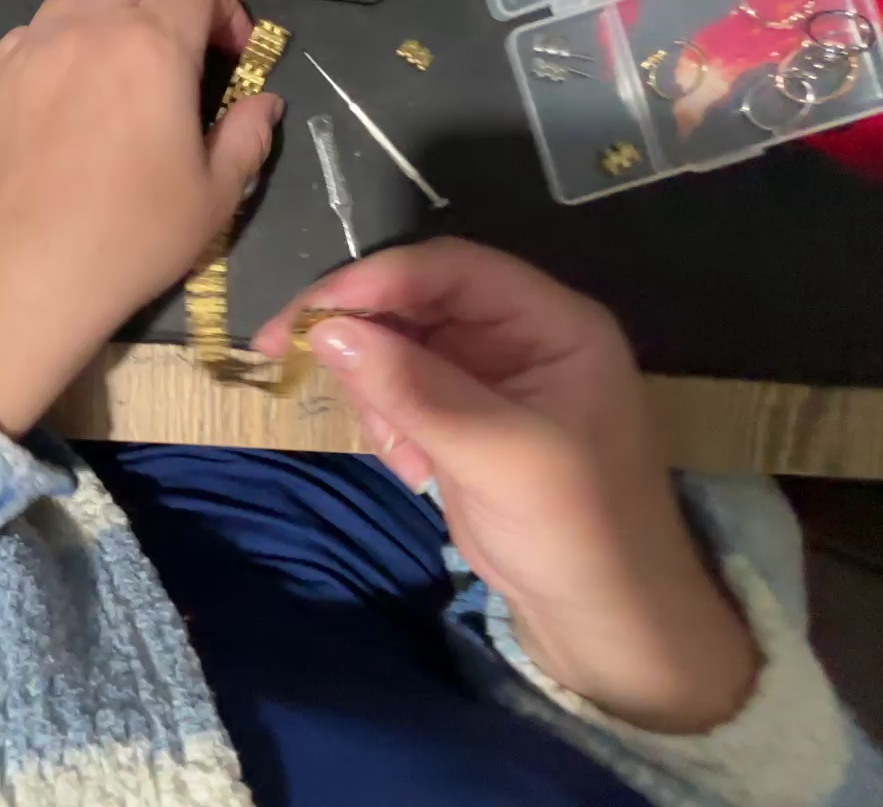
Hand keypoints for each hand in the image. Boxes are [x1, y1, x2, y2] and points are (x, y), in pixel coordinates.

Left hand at [0, 0, 281, 433]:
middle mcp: (89, 29)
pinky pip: (35, 30)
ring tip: (123, 65)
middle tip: (181, 58)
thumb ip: (248, 137)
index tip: (232, 56)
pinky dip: (62, 38)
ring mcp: (34, 50)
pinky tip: (70, 87)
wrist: (31, 274)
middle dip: (169, 2)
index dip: (224, 12)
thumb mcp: (215, 196)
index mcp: (153, 47)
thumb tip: (264, 103)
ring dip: (113, 12)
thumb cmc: (133, 237)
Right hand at [256, 238, 757, 732]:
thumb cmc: (577, 531)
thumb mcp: (500, 456)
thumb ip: (414, 390)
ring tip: (398, 448)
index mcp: (548, 321)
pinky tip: (410, 465)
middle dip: (354, 330)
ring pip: (387, 340)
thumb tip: (325, 331)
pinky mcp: (449, 404)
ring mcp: (476, 368)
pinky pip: (387, 383)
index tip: (308, 313)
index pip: (448, 268)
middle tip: (286, 352)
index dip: (375, 279)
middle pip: (408, 296)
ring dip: (370, 387)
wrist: (595, 614)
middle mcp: (509, 331)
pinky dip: (380, 417)